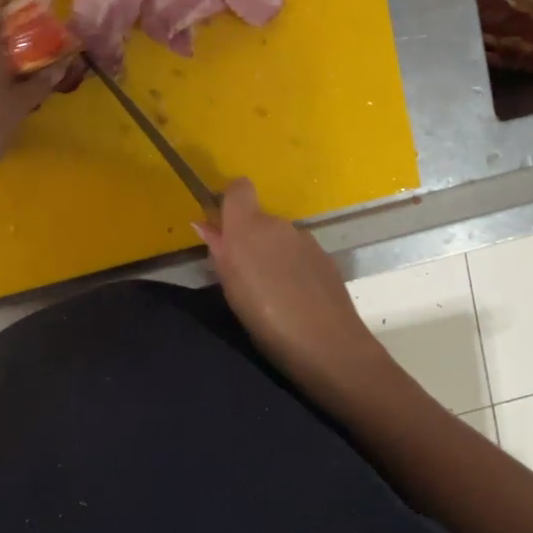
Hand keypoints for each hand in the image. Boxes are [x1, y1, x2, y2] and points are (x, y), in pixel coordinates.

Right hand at [196, 179, 387, 392]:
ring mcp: (307, 240)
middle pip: (259, 218)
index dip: (230, 202)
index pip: (238, 188)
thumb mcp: (230, 287)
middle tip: (244, 277)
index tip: (223, 229)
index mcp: (249, 227)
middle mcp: (280, 224)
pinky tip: (295, 300)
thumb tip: (204, 224)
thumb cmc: (265, 319)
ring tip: (271, 295)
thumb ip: (218, 250)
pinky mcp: (326, 258)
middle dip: (250, 239)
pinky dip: (293, 269)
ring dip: (272, 256)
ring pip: (280, 238)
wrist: (327, 345)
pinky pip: (299, 255)